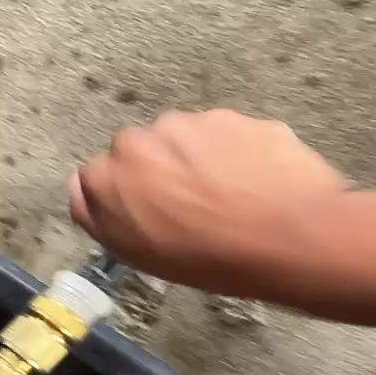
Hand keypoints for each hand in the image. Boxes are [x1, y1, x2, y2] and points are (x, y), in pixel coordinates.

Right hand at [69, 109, 347, 292]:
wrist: (293, 239)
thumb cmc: (206, 256)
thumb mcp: (129, 250)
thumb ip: (92, 212)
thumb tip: (82, 184)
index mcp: (102, 174)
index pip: (100, 176)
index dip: (126, 195)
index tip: (150, 213)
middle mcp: (133, 140)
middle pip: (138, 151)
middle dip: (157, 168)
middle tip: (190, 203)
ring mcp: (185, 124)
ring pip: (180, 138)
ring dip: (194, 157)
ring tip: (227, 192)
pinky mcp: (232, 118)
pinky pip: (224, 133)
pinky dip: (234, 151)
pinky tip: (254, 181)